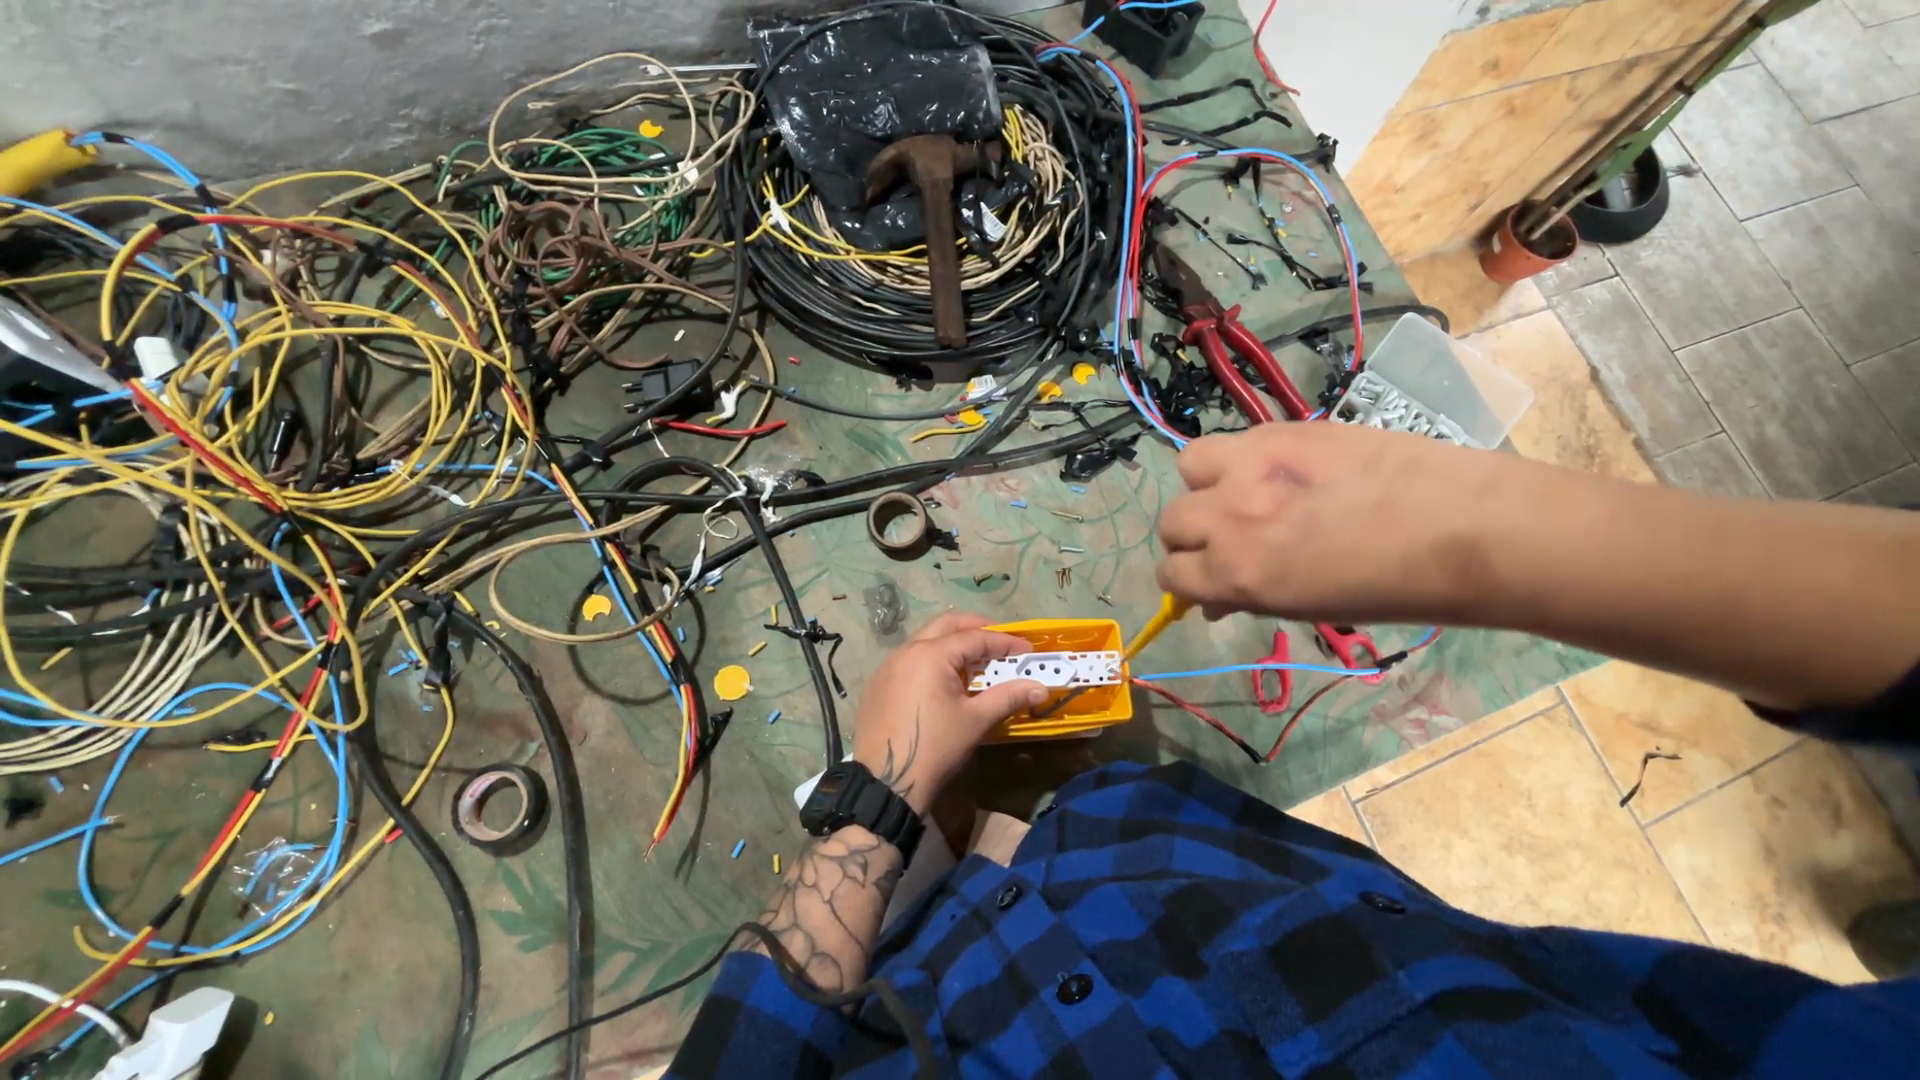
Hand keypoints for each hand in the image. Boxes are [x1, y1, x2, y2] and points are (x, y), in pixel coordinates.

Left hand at [852, 613, 1046, 813]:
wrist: (886, 782)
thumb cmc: (935, 746)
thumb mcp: (975, 720)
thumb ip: (1008, 697)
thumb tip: (1041, 688)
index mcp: (931, 654)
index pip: (975, 638)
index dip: (1004, 642)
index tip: (1027, 649)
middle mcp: (906, 651)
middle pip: (945, 626)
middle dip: (975, 629)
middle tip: (999, 642)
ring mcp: (887, 667)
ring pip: (924, 641)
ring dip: (951, 643)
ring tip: (975, 662)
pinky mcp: (878, 684)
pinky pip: (909, 659)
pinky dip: (932, 659)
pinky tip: (943, 681)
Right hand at [1157, 423, 1501, 622]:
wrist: (1462, 529)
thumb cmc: (1392, 589)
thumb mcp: (1306, 608)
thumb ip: (1248, 596)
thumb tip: (1216, 597)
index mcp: (1236, 573)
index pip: (1171, 575)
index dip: (1185, 580)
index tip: (1204, 580)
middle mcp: (1229, 517)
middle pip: (1172, 522)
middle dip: (1191, 536)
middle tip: (1228, 538)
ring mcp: (1251, 465)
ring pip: (1190, 467)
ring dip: (1205, 485)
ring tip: (1242, 491)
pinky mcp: (1281, 430)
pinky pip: (1233, 441)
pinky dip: (1241, 459)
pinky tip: (1280, 470)